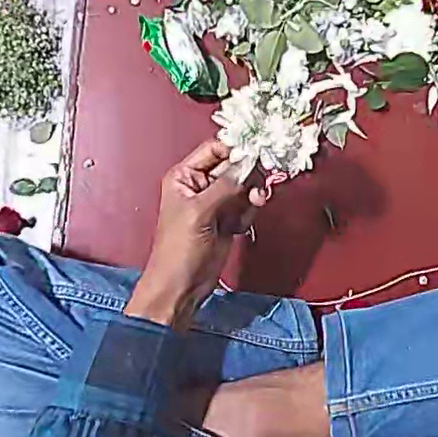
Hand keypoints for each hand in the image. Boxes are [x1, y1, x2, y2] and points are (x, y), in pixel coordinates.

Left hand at [128, 140, 269, 325]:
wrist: (181, 287)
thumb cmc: (179, 250)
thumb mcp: (199, 212)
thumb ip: (225, 186)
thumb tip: (248, 163)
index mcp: (185, 176)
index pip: (214, 150)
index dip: (235, 149)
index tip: (257, 152)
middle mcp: (202, 185)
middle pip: (234, 166)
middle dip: (248, 174)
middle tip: (258, 182)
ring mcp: (217, 202)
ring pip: (245, 185)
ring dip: (252, 194)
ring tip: (254, 203)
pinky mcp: (229, 219)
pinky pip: (248, 204)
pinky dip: (249, 212)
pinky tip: (241, 225)